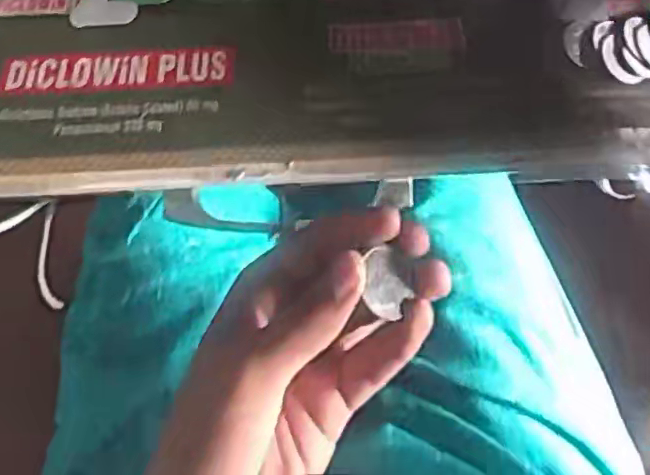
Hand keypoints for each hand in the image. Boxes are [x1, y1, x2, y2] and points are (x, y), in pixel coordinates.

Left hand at [147, 207, 452, 474]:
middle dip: (383, 255)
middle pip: (344, 276)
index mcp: (260, 297)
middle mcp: (291, 319)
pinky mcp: (334, 402)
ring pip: (365, 316)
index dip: (351, 229)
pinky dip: (398, 341)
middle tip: (422, 243)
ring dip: (401, 293)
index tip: (393, 220)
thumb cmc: (212, 429)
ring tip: (436, 279)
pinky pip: (372, 363)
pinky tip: (420, 321)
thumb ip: (305, 320)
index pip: (310, 248)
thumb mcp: (250, 369)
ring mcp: (315, 360)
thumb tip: (354, 263)